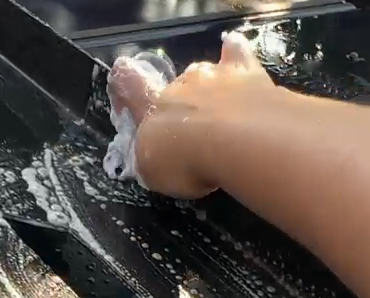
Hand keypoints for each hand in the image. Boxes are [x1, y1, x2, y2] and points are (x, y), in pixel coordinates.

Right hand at [110, 31, 280, 197]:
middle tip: (190, 135)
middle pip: (174, 88)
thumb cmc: (186, 160)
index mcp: (153, 106)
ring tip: (219, 119)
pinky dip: (233, 56)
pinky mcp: (244, 72)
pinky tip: (235, 67)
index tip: (126, 99)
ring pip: (204, 75)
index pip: (129, 85)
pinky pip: (235, 54)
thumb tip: (152, 154)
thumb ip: (149, 158)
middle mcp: (180, 84)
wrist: (236, 142)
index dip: (125, 88)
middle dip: (179, 106)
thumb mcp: (153, 171)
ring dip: (206, 91)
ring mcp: (213, 75)